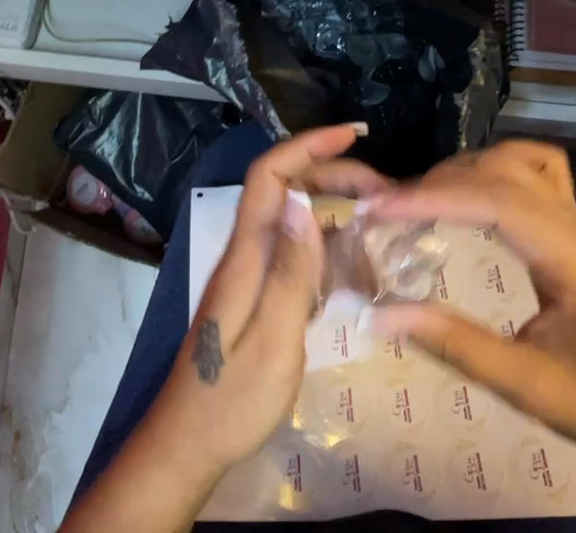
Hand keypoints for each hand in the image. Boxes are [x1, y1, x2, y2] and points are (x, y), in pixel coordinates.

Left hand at [144, 124, 393, 472]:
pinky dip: (328, 247)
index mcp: (245, 254)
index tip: (353, 134)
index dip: (307, 145)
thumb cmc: (232, 399)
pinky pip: (295, 254)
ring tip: (383, 220)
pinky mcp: (258, 296)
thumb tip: (303, 201)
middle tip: (386, 191)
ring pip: (293, 220)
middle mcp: (246, 253)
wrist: (189, 442)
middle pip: (285, 190)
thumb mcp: (273, 340)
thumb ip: (290, 272)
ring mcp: (250, 274)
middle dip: (333, 173)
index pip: (269, 176)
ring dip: (335, 208)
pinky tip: (360, 264)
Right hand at [367, 141, 575, 463]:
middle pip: (508, 172)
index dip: (435, 198)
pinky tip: (470, 195)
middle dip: (442, 182)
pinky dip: (496, 172)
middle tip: (389, 209)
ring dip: (469, 170)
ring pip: (523, 162)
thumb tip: (381, 314)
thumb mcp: (525, 385)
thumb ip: (454, 344)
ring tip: (423, 198)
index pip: (500, 204)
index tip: (379, 208)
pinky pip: (537, 175)